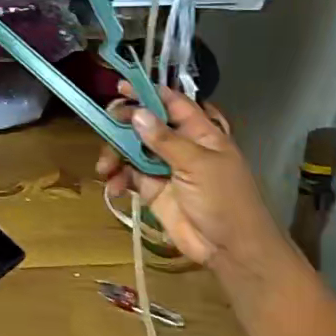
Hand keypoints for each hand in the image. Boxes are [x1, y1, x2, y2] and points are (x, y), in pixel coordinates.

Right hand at [95, 81, 293, 275]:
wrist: (230, 249)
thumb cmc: (225, 200)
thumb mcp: (198, 165)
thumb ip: (165, 140)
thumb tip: (137, 114)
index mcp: (200, 133)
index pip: (172, 103)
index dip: (148, 93)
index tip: (121, 87)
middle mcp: (180, 146)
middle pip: (145, 125)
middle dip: (123, 124)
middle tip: (105, 126)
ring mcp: (165, 168)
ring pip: (131, 150)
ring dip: (115, 155)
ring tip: (106, 169)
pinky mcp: (152, 190)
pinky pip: (128, 176)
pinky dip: (118, 179)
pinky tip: (114, 187)